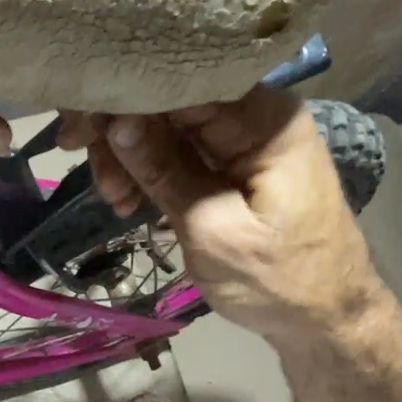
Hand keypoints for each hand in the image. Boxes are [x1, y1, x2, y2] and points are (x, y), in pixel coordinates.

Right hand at [58, 91, 381, 345]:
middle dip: (121, 136)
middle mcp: (257, 114)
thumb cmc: (276, 282)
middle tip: (100, 186)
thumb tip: (118, 121)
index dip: (122, 99)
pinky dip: (149, 173)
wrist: (324, 319)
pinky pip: (179, 152)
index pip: (179, 82)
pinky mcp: (233, 164)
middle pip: (169, 99)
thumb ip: (167, 173)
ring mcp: (245, 139)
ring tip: (118, 205)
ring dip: (130, 160)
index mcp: (265, 119)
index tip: (77, 134)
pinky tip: (133, 204)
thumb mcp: (214, 232)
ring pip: (167, 127)